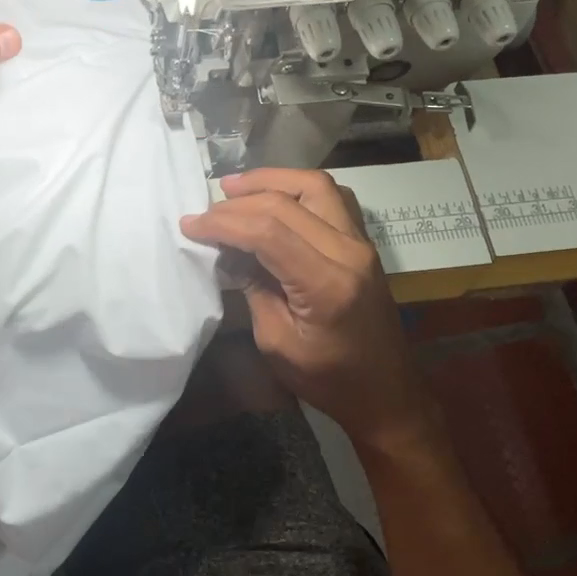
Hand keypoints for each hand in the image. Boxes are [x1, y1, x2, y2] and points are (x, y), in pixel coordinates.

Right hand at [180, 169, 435, 450]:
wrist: (386, 393)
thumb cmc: (329, 380)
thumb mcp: (277, 343)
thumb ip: (253, 289)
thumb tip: (227, 252)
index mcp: (327, 284)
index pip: (268, 232)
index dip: (223, 223)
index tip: (190, 226)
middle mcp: (349, 252)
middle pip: (286, 204)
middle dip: (237, 204)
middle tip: (203, 213)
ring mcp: (360, 243)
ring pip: (313, 186)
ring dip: (269, 181)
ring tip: (232, 188)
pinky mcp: (362, 243)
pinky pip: (330, 197)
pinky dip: (295, 188)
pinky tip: (271, 196)